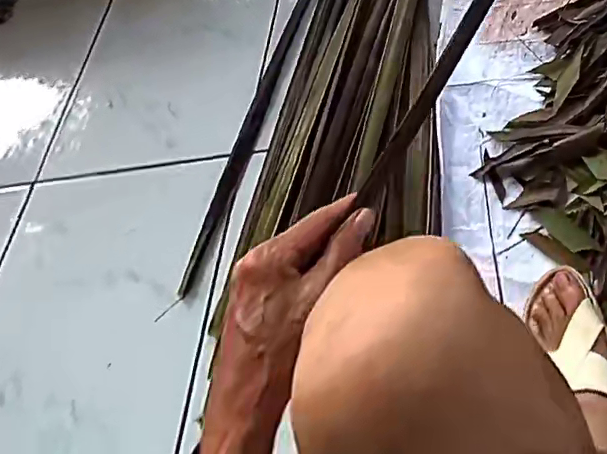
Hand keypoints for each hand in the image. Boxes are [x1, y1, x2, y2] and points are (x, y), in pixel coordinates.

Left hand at [203, 194, 375, 453]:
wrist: (245, 407)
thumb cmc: (273, 363)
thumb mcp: (319, 296)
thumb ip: (342, 251)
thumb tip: (360, 221)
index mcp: (265, 258)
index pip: (312, 220)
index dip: (341, 209)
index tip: (359, 199)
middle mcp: (251, 265)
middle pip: (303, 236)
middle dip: (332, 234)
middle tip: (361, 230)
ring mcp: (248, 283)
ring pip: (295, 255)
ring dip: (320, 255)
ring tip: (346, 257)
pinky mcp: (251, 300)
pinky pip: (286, 272)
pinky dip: (307, 272)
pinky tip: (323, 285)